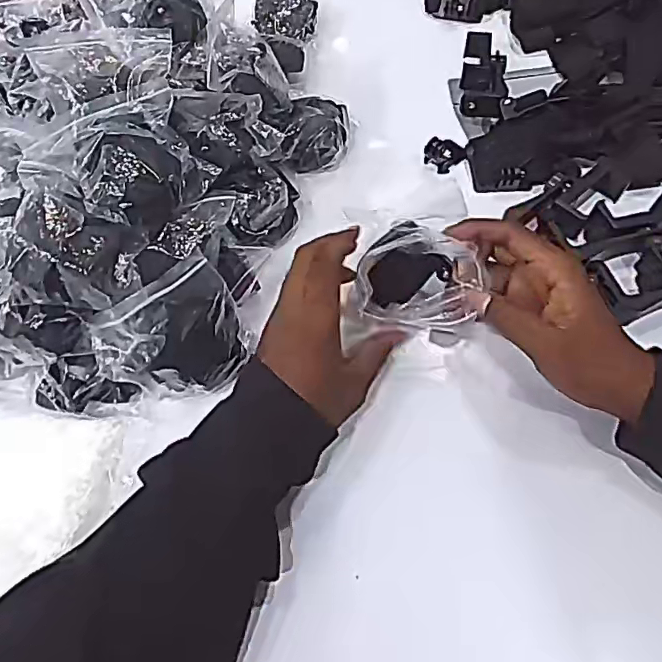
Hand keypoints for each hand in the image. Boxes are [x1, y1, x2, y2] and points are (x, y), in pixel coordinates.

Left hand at [259, 228, 401, 426]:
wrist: (269, 425)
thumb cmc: (307, 404)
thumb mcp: (354, 379)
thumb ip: (376, 351)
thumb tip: (393, 335)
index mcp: (314, 313)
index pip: (322, 261)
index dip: (337, 241)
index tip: (353, 235)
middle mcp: (293, 308)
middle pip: (305, 259)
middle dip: (327, 244)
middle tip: (348, 243)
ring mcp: (280, 316)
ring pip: (296, 273)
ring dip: (318, 262)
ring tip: (343, 270)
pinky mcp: (273, 327)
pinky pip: (292, 290)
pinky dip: (309, 281)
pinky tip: (327, 297)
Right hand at [447, 218, 656, 424]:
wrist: (622, 387)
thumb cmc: (600, 362)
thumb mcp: (543, 341)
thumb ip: (503, 315)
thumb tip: (472, 297)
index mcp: (555, 268)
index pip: (510, 233)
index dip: (477, 230)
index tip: (452, 235)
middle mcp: (547, 273)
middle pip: (501, 249)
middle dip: (471, 255)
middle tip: (446, 267)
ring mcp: (541, 289)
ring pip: (499, 271)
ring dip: (475, 278)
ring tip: (452, 291)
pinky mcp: (536, 307)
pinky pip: (504, 293)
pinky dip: (485, 297)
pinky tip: (468, 306)